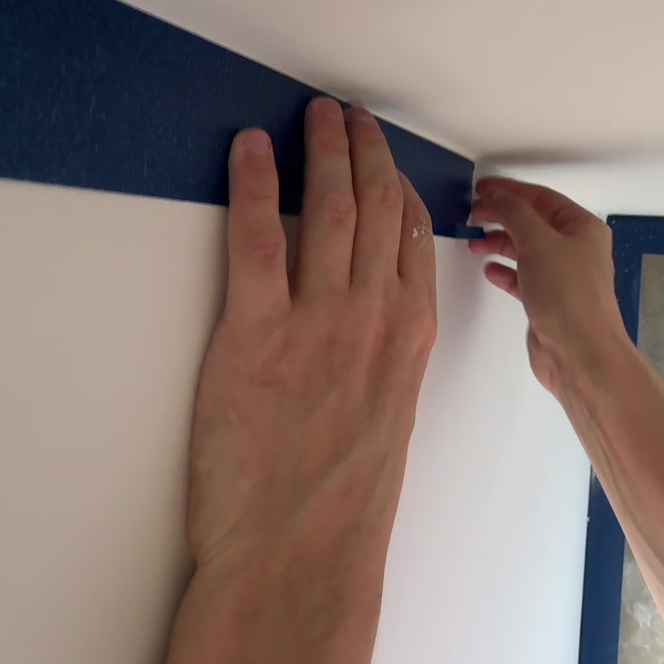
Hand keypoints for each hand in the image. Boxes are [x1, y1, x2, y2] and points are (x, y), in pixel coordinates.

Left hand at [185, 97, 437, 575]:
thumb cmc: (347, 489)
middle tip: (349, 115)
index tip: (385, 158)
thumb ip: (387, 346)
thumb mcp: (390, 406)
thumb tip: (371, 309)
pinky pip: (259, 240)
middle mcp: (377, 312)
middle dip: (364, 151)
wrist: (302, 548)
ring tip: (315, 115)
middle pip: (378, 207)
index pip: (413, 234)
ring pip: (332, 209)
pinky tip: (251, 149)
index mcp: (411, 330)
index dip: (398, 184)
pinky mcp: (257, 333)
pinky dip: (256, 186)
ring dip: (324, 152)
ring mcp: (322, 318)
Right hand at [468, 177, 628, 395]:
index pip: (542, 198)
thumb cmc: (567, 294)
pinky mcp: (548, 300)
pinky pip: (523, 276)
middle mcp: (575, 248)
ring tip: (474, 242)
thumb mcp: (539, 241)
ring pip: (525, 248)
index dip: (510, 190)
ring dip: (499, 242)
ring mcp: (562, 275)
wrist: (579, 353)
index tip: (480, 188)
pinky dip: (505, 270)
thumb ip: (514, 212)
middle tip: (471, 214)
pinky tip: (489, 270)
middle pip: (532, 221)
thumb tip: (495, 194)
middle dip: (501, 215)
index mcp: (582, 227)